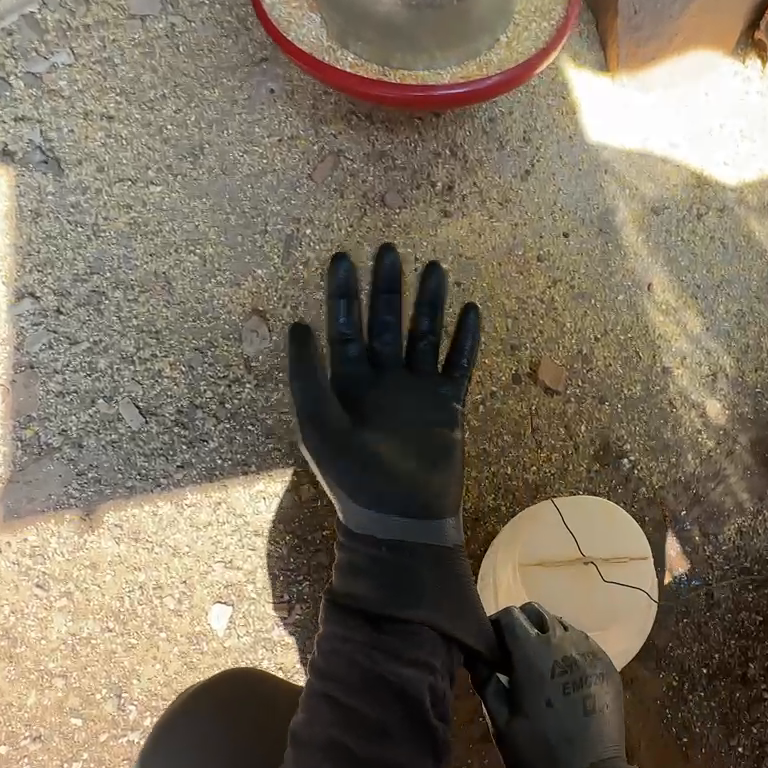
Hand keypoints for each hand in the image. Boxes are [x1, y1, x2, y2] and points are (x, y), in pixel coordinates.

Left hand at [287, 245, 480, 545]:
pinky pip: (459, 364)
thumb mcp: (318, 425)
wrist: (401, 518)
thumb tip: (298, 324)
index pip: (344, 328)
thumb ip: (307, 376)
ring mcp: (418, 392)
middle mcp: (382, 381)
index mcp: (347, 384)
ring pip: (425, 336)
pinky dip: (465, 339)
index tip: (344, 257)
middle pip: (387, 323)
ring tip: (436, 268)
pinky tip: (470, 310)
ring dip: (429, 304)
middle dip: (388, 288)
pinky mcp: (449, 405)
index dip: (342, 294)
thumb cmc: (354, 476)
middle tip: (390, 250)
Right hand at [478, 604, 626, 767]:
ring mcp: (591, 653)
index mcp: (533, 653)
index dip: (496, 626)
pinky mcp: (609, 668)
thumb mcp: (500, 722)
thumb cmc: (536, 757)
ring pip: (563, 626)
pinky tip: (562, 680)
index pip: (510, 615)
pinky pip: (584, 645)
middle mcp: (565, 642)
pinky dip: (568, 651)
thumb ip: (486, 680)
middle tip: (512, 656)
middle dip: (521, 625)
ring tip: (538, 669)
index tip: (490, 648)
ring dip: (546, 636)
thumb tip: (475, 655)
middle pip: (538, 612)